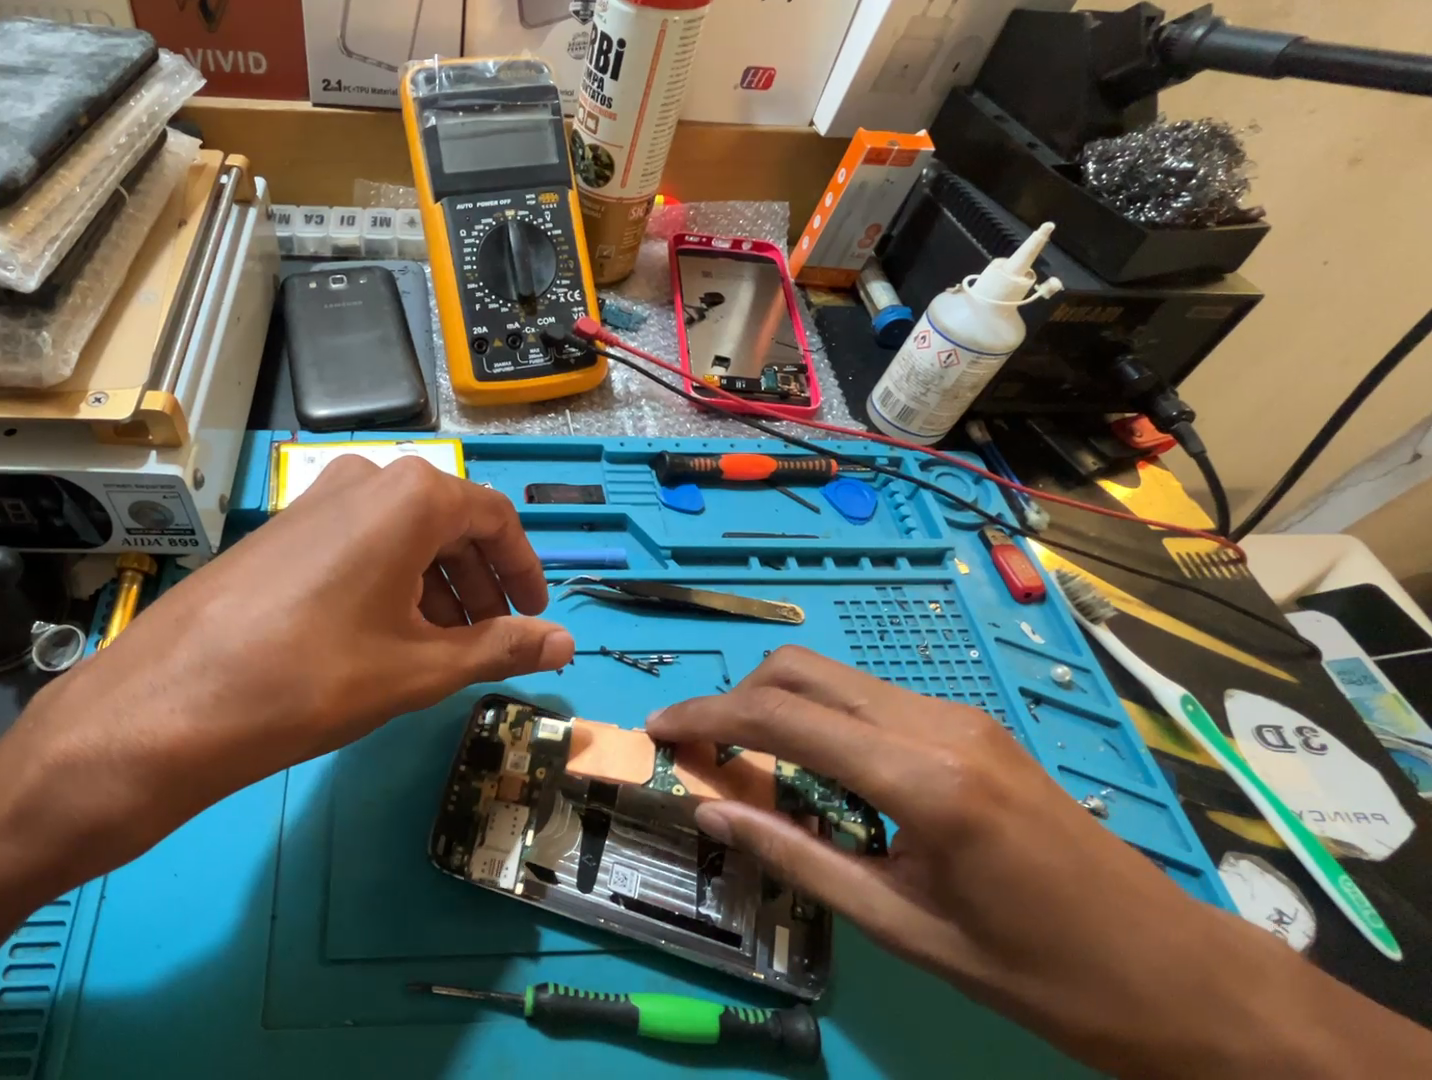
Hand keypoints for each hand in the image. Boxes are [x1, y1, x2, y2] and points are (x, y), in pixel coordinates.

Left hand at [6, 456, 575, 879]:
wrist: (171, 702)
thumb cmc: (314, 678)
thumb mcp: (420, 668)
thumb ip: (500, 648)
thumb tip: (565, 643)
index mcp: (410, 496)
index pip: (494, 518)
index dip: (523, 569)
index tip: (535, 616)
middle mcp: (363, 479)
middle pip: (447, 523)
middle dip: (479, 584)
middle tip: (492, 641)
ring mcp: (314, 500)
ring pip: (400, 535)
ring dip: (435, 587)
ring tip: (441, 649)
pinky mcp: (280, 529)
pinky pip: (357, 544)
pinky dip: (389, 583)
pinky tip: (382, 636)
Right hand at [647, 647, 1424, 1077]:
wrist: (1173, 974)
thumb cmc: (1033, 971)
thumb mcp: (901, 928)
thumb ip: (795, 858)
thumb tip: (711, 811)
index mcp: (921, 779)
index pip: (780, 716)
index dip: (706, 717)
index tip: (658, 731)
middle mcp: (936, 723)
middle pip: (801, 670)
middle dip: (735, 698)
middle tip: (700, 750)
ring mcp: (959, 716)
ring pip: (833, 675)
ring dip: (775, 704)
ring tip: (747, 760)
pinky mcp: (971, 724)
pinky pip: (868, 697)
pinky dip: (818, 715)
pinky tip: (812, 765)